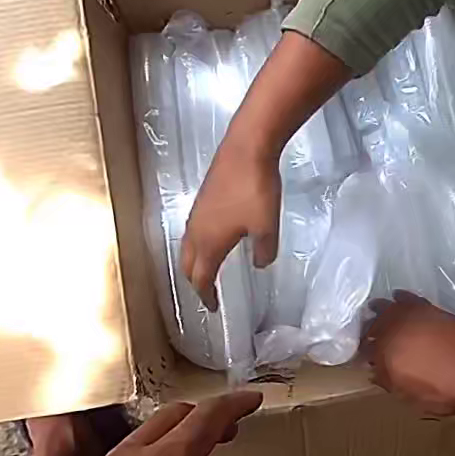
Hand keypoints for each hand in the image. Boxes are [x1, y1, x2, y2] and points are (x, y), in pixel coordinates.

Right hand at [181, 133, 281, 309]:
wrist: (246, 148)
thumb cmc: (255, 191)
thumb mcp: (267, 227)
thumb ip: (263, 251)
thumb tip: (260, 264)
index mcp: (209, 243)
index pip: (200, 278)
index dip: (205, 295)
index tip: (213, 307)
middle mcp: (196, 230)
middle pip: (187, 264)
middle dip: (194, 281)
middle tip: (206, 291)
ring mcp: (197, 212)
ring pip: (187, 245)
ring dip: (194, 261)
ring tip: (207, 268)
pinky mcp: (202, 197)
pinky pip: (193, 229)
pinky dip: (198, 243)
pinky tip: (213, 238)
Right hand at [361, 292, 454, 418]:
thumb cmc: (443, 390)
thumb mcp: (409, 395)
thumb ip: (388, 381)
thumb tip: (375, 372)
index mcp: (385, 350)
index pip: (367, 348)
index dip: (364, 352)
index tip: (363, 356)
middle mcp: (394, 327)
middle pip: (374, 323)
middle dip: (368, 328)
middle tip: (366, 335)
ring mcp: (413, 314)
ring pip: (388, 307)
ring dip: (380, 310)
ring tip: (376, 312)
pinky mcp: (431, 308)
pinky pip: (408, 299)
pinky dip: (401, 298)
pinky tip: (398, 298)